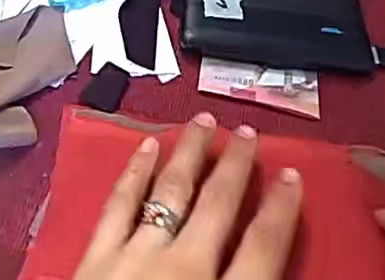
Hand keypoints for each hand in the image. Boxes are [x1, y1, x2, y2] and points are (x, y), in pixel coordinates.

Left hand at [75, 112, 303, 279]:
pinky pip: (119, 205)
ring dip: (190, 153)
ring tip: (203, 121)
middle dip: (235, 166)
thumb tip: (272, 279)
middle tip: (246, 132)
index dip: (280, 210)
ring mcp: (134, 261)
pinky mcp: (93, 262)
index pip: (263, 250)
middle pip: (218, 206)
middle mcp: (183, 271)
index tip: (291, 173)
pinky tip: (146, 146)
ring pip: (171, 191)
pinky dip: (135, 172)